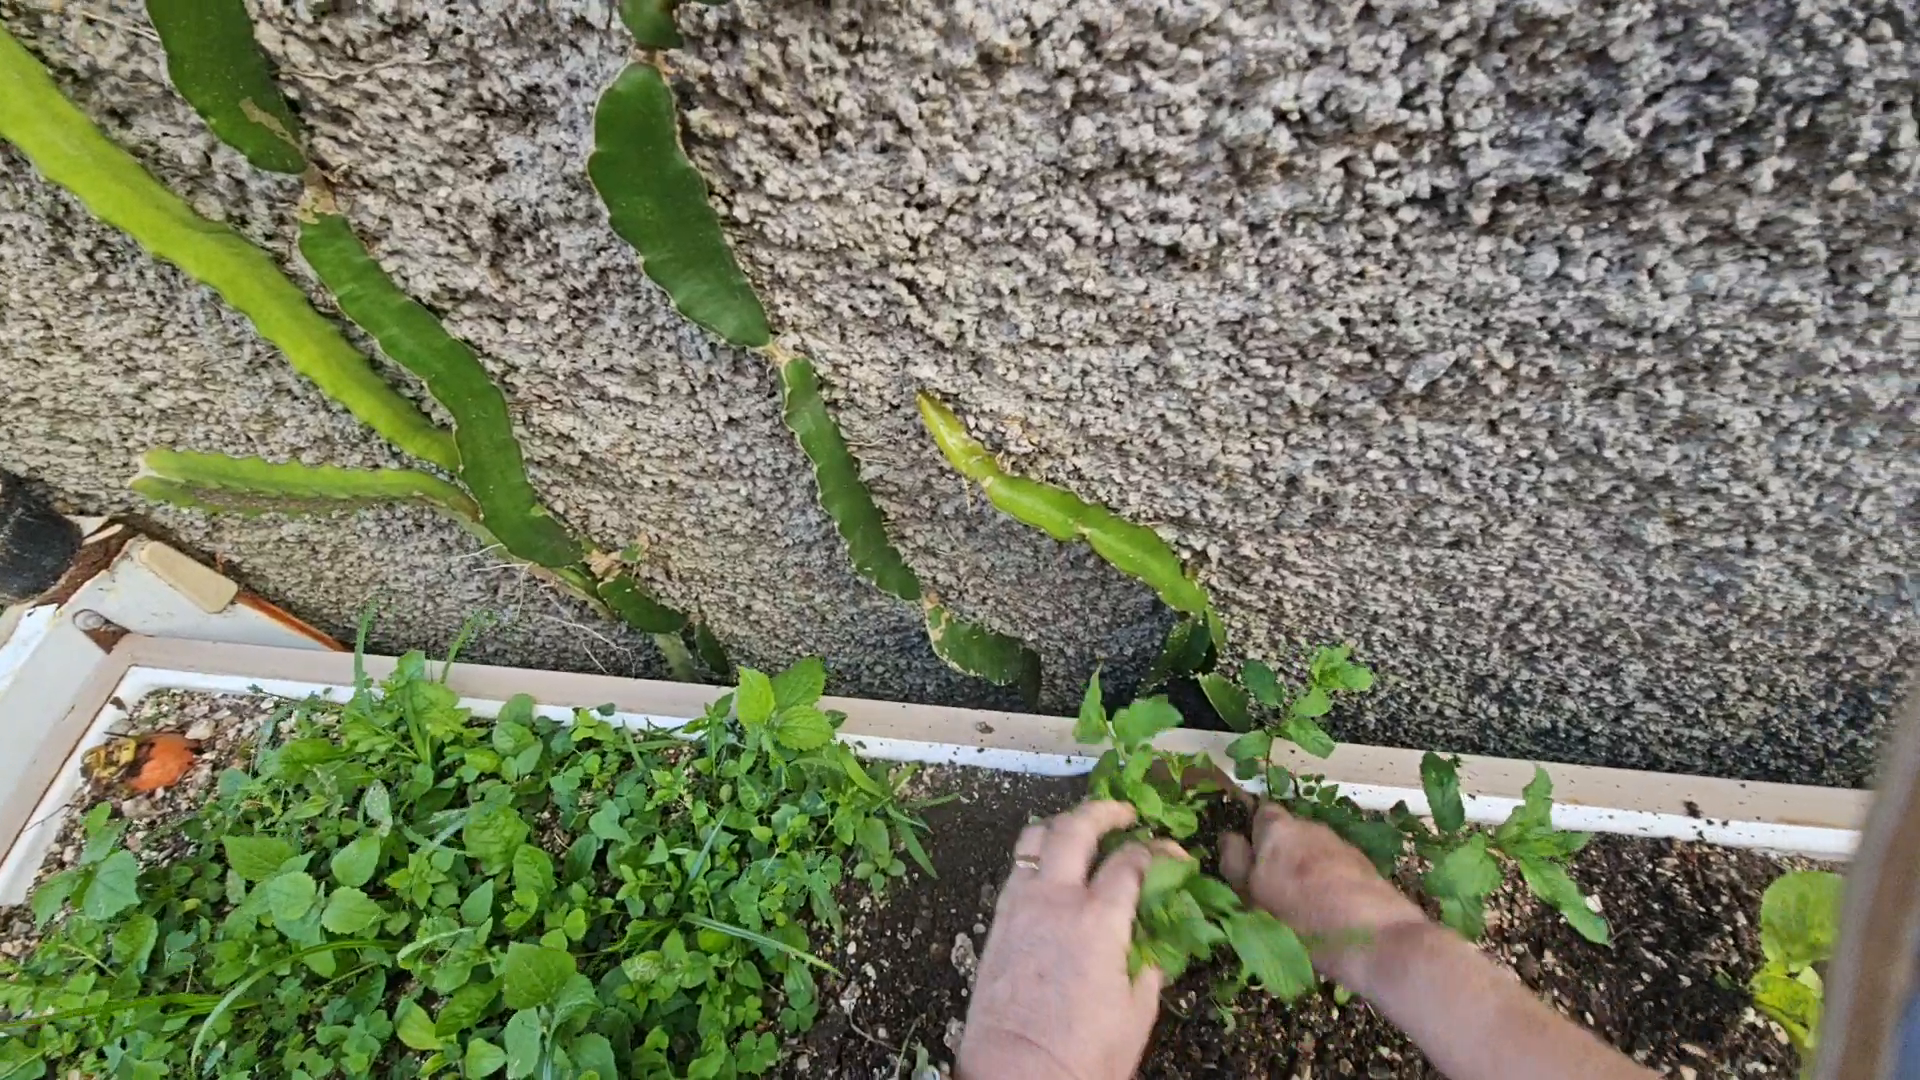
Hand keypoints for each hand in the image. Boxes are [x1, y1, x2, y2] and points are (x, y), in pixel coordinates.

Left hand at [956, 801, 1163, 1079]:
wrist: (1015, 1075)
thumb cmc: (1083, 1054)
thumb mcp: (1136, 1013)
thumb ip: (1148, 963)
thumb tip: (1153, 936)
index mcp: (1098, 918)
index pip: (1131, 862)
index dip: (1157, 851)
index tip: (1173, 853)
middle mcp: (1057, 896)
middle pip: (1077, 827)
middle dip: (1105, 810)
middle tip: (1125, 812)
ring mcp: (1022, 900)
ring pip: (1037, 835)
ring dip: (1064, 823)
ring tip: (1083, 827)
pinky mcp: (1000, 913)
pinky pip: (1019, 864)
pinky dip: (1038, 851)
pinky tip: (1052, 865)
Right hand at [1219, 802, 1426, 990]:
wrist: (1382, 943)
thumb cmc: (1304, 919)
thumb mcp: (1252, 895)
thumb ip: (1235, 863)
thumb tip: (1229, 838)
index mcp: (1276, 828)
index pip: (1258, 814)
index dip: (1253, 839)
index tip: (1252, 869)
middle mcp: (1309, 827)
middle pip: (1286, 835)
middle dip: (1280, 857)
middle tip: (1276, 895)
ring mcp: (1341, 846)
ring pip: (1311, 854)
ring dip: (1306, 872)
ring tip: (1307, 911)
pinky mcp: (1366, 868)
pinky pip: (1335, 870)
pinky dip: (1330, 885)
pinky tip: (1333, 916)